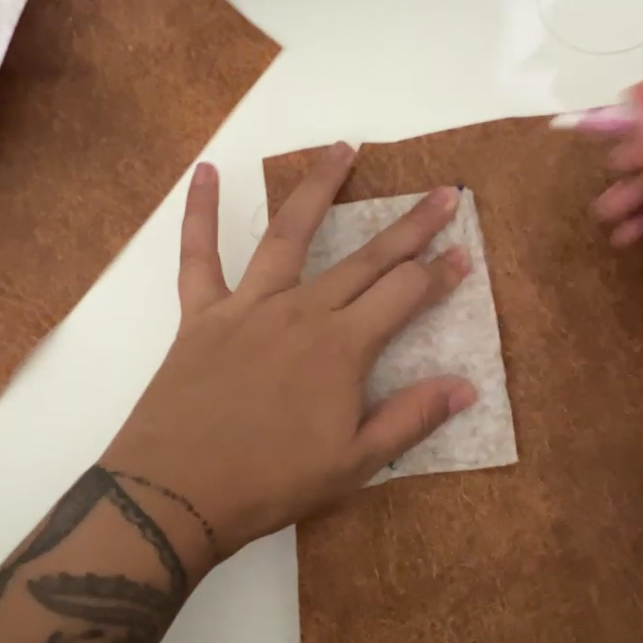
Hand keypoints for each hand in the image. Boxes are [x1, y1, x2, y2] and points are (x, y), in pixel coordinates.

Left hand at [101, 145, 477, 568]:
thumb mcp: (354, 463)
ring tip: (343, 147)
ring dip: (319, 187)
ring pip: (289, 233)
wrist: (175, 495)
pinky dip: (198, 212)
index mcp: (341, 348)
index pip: (405, 295)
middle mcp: (300, 312)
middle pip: (366, 258)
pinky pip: (198, 255)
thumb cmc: (271, 482)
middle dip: (411, 225)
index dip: (439, 275)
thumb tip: (468, 385)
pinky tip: (205, 171)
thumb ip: (411, 418)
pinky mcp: (201, 313)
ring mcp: (248, 306)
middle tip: (443, 192)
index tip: (465, 254)